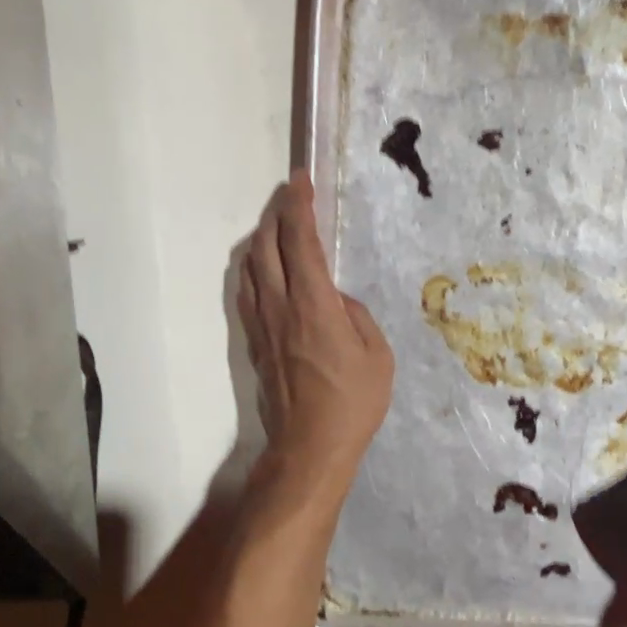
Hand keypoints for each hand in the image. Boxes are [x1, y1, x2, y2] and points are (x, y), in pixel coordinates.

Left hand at [237, 172, 393, 473]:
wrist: (310, 446)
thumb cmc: (353, 403)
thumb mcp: (378, 356)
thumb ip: (357, 317)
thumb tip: (336, 300)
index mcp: (315, 305)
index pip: (300, 242)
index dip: (299, 206)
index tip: (301, 180)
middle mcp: (280, 307)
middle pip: (266, 246)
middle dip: (276, 214)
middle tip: (290, 196)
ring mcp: (262, 325)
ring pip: (251, 267)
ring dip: (262, 239)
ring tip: (277, 227)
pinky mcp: (254, 343)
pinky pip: (248, 292)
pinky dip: (255, 268)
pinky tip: (264, 268)